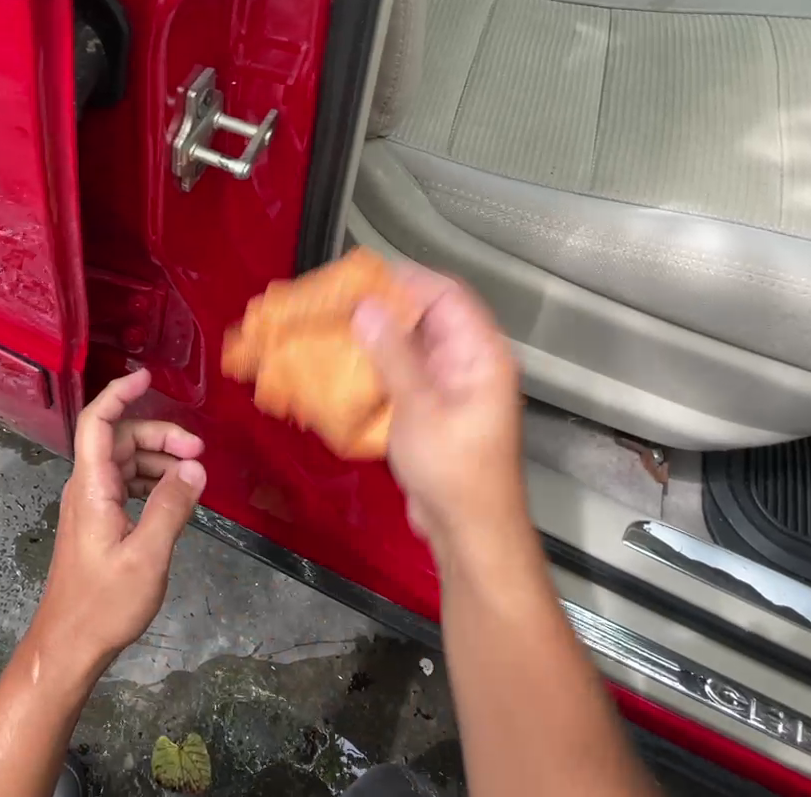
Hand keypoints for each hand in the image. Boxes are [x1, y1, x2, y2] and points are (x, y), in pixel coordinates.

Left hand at [28, 369, 207, 675]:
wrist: (68, 646)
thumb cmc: (103, 603)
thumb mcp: (147, 556)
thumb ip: (171, 507)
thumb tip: (195, 467)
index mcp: (91, 486)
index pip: (98, 422)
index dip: (119, 393)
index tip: (146, 377)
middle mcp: (86, 487)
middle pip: (119, 440)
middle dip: (159, 436)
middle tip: (198, 450)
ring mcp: (90, 505)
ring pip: (124, 462)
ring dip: (158, 459)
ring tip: (193, 475)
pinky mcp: (98, 522)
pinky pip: (125, 485)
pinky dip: (151, 481)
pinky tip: (174, 497)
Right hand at [352, 263, 524, 554]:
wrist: (468, 531)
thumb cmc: (454, 471)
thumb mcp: (420, 408)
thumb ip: (393, 354)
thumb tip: (365, 307)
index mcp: (479, 354)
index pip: (446, 295)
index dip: (405, 281)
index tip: (359, 279)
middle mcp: (467, 361)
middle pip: (425, 315)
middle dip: (382, 306)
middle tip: (335, 301)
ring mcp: (449, 383)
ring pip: (410, 341)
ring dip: (374, 333)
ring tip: (331, 326)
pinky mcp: (430, 403)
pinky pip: (402, 368)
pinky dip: (375, 361)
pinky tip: (343, 363)